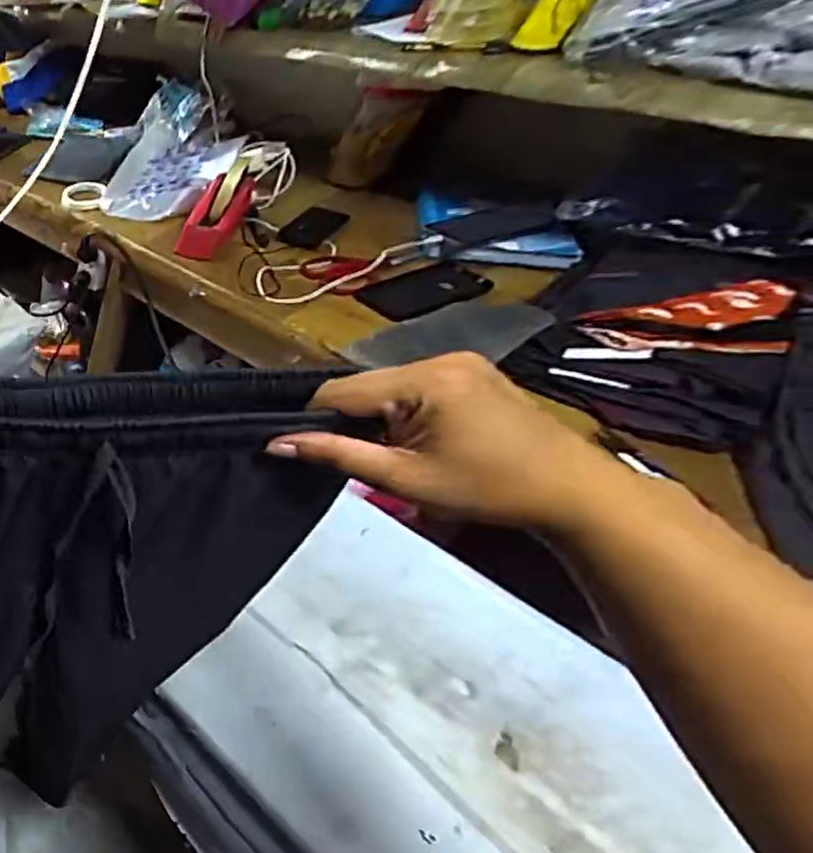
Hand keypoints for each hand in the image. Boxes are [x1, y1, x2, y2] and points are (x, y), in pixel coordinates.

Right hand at [266, 352, 642, 530]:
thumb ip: (335, 455)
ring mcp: (459, 362)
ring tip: (393, 450)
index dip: (315, 421)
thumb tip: (277, 444)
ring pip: (381, 386)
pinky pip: (408, 385)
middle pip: (359, 386)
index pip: (337, 391)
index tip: (314, 452)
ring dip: (373, 416)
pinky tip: (414, 437)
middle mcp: (440, 359)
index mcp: (425, 380)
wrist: (576, 493)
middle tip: (363, 457)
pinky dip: (397, 410)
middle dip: (349, 420)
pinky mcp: (469, 371)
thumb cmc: (492, 489)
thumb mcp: (402, 477)